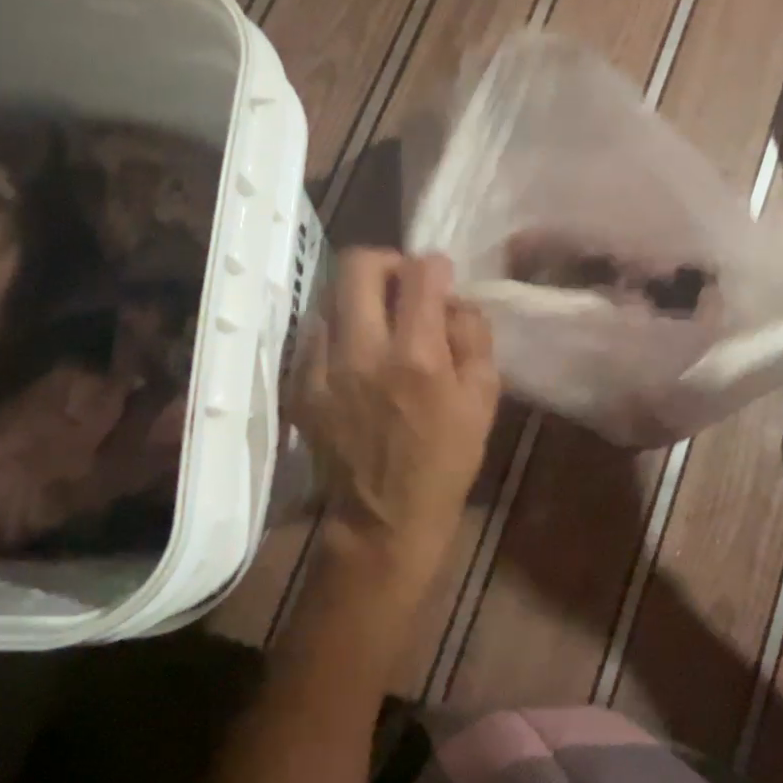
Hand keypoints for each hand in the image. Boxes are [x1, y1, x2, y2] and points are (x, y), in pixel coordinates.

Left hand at [292, 249, 499, 586]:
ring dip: (359, 296)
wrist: (383, 520)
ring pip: (330, 294)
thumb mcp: (484, 399)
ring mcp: (321, 369)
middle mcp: (362, 353)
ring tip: (378, 321)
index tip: (441, 279)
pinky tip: (355, 354)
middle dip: (388, 263)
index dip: (436, 266)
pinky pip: (314, 332)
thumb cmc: (446, 461)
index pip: (420, 274)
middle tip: (403, 286)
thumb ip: (474, 337)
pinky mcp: (298, 386)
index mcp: (417, 358)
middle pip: (359, 264)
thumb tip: (454, 299)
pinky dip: (338, 330)